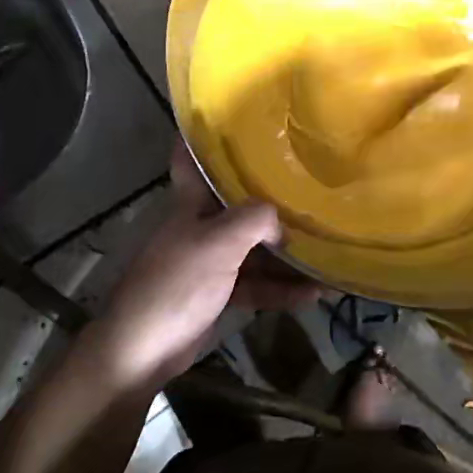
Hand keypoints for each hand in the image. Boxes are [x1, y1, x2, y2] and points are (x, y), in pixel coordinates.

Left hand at [90, 146, 320, 393]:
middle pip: (238, 207)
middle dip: (271, 200)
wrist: (144, 350)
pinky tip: (315, 293)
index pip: (189, 159)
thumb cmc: (177, 284)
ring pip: (253, 250)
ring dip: (287, 254)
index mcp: (190, 205)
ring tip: (329, 251)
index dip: (204, 137)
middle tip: (313, 189)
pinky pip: (256, 284)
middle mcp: (200, 227)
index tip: (237, 122)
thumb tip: (282, 222)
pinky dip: (281, 289)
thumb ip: (255, 220)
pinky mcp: (217, 294)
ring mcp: (209, 263)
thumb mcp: (218, 243)